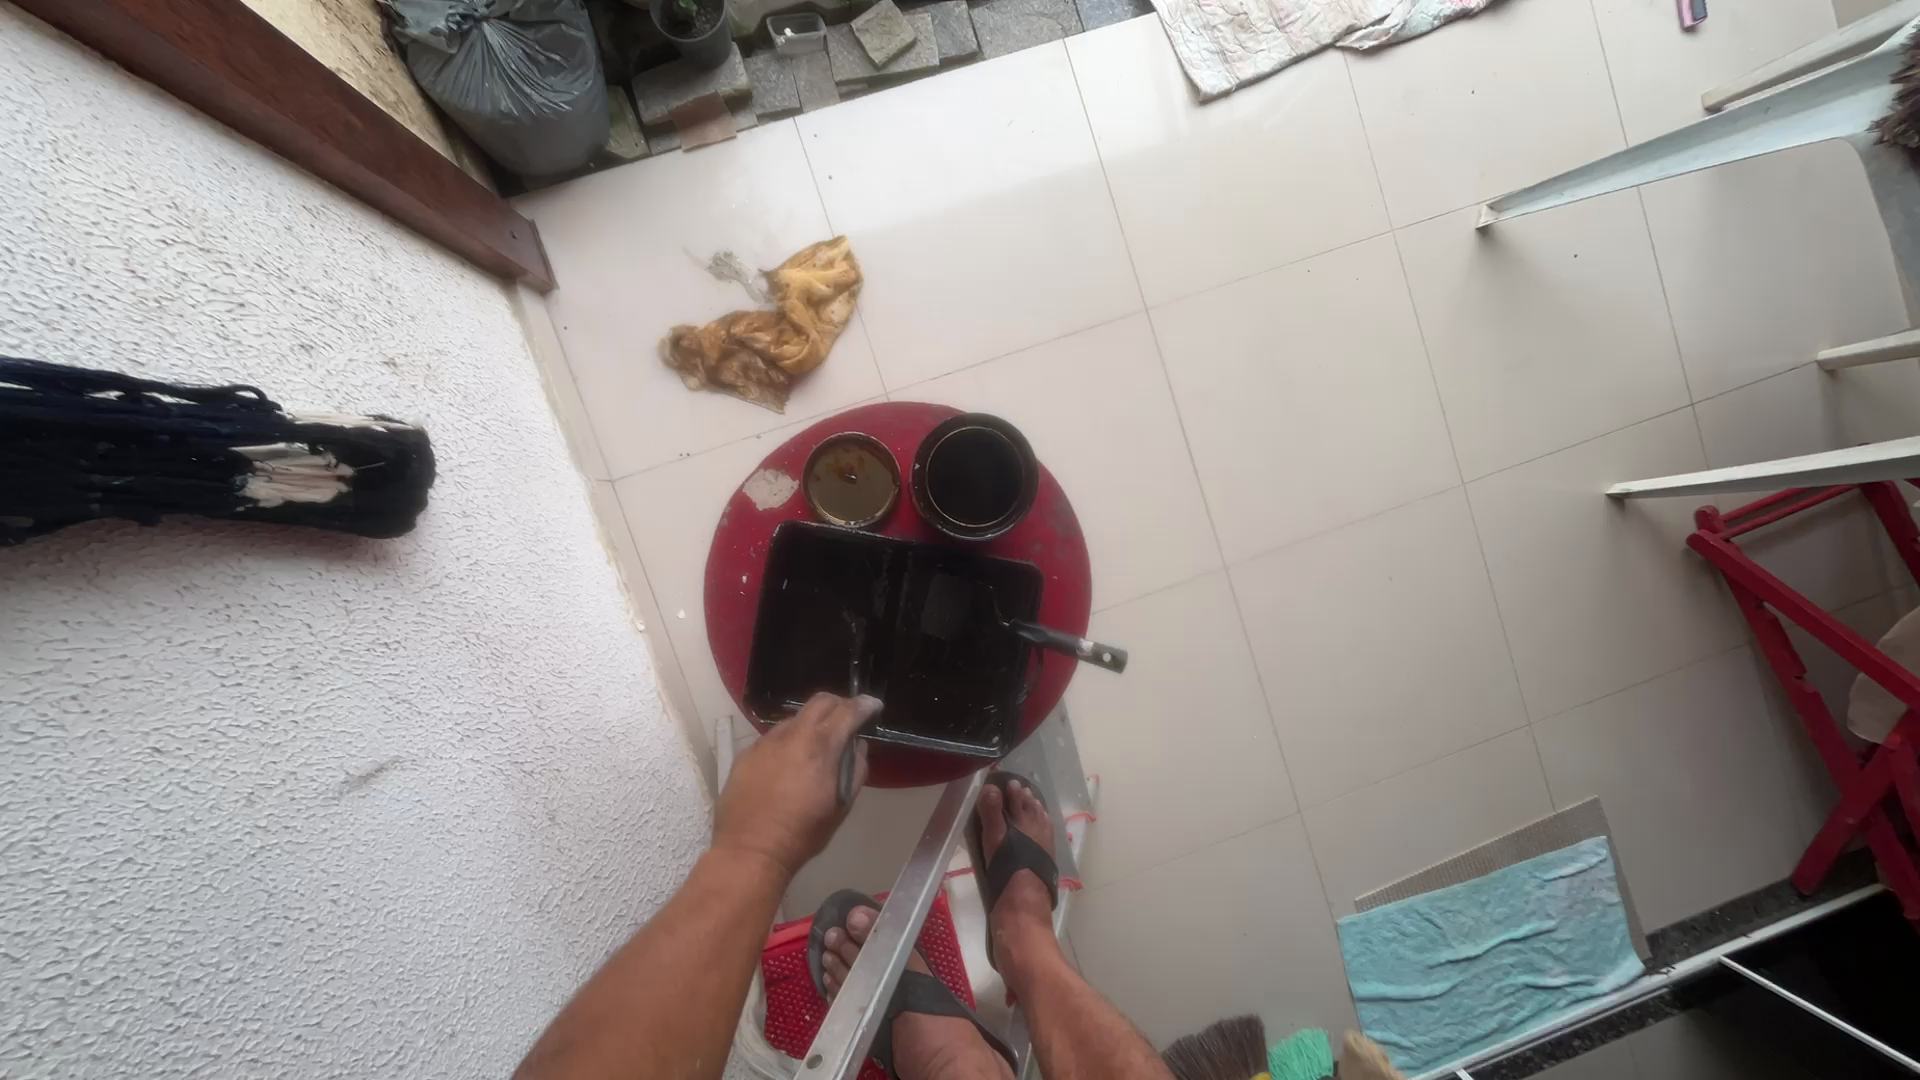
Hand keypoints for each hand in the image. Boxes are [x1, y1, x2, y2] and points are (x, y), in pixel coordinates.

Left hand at [712, 693, 880, 877]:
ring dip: (811, 726)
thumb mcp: (841, 806)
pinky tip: (786, 765)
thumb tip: (857, 747)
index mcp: (820, 746)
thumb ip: (855, 769)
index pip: (848, 711)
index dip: (865, 705)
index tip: (874, 706)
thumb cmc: (802, 833)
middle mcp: (792, 735)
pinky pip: (773, 738)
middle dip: (839, 704)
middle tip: (846, 720)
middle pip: (820, 702)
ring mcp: (765, 742)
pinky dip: (788, 743)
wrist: (749, 851)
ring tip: (813, 749)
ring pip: (795, 719)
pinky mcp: (746, 753)